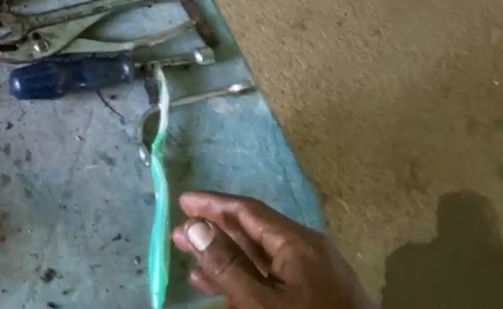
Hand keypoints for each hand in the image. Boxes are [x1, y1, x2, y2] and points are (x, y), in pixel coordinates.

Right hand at [173, 191, 374, 308]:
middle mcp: (311, 253)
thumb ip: (226, 264)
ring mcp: (319, 280)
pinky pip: (278, 282)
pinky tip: (227, 295)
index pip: (247, 210)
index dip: (212, 204)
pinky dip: (250, 283)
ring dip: (228, 263)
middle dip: (215, 235)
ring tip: (195, 271)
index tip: (181, 203)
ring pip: (264, 261)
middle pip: (254, 233)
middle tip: (180, 238)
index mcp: (299, 244)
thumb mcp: (261, 305)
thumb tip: (194, 226)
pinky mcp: (322, 302)